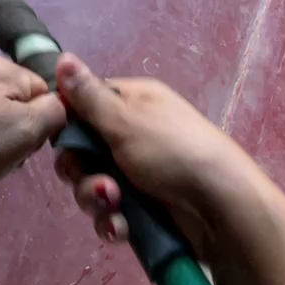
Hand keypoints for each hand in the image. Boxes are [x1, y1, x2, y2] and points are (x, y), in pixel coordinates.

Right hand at [53, 54, 258, 246]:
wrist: (223, 210)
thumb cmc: (172, 151)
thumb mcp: (125, 120)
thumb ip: (88, 96)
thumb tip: (63, 56)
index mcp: (132, 102)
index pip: (84, 105)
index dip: (68, 123)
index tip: (61, 138)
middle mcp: (132, 134)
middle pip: (82, 150)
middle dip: (80, 170)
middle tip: (92, 177)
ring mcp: (138, 173)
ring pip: (92, 184)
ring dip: (96, 197)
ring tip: (115, 204)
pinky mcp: (143, 208)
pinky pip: (111, 212)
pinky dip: (112, 221)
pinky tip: (122, 228)